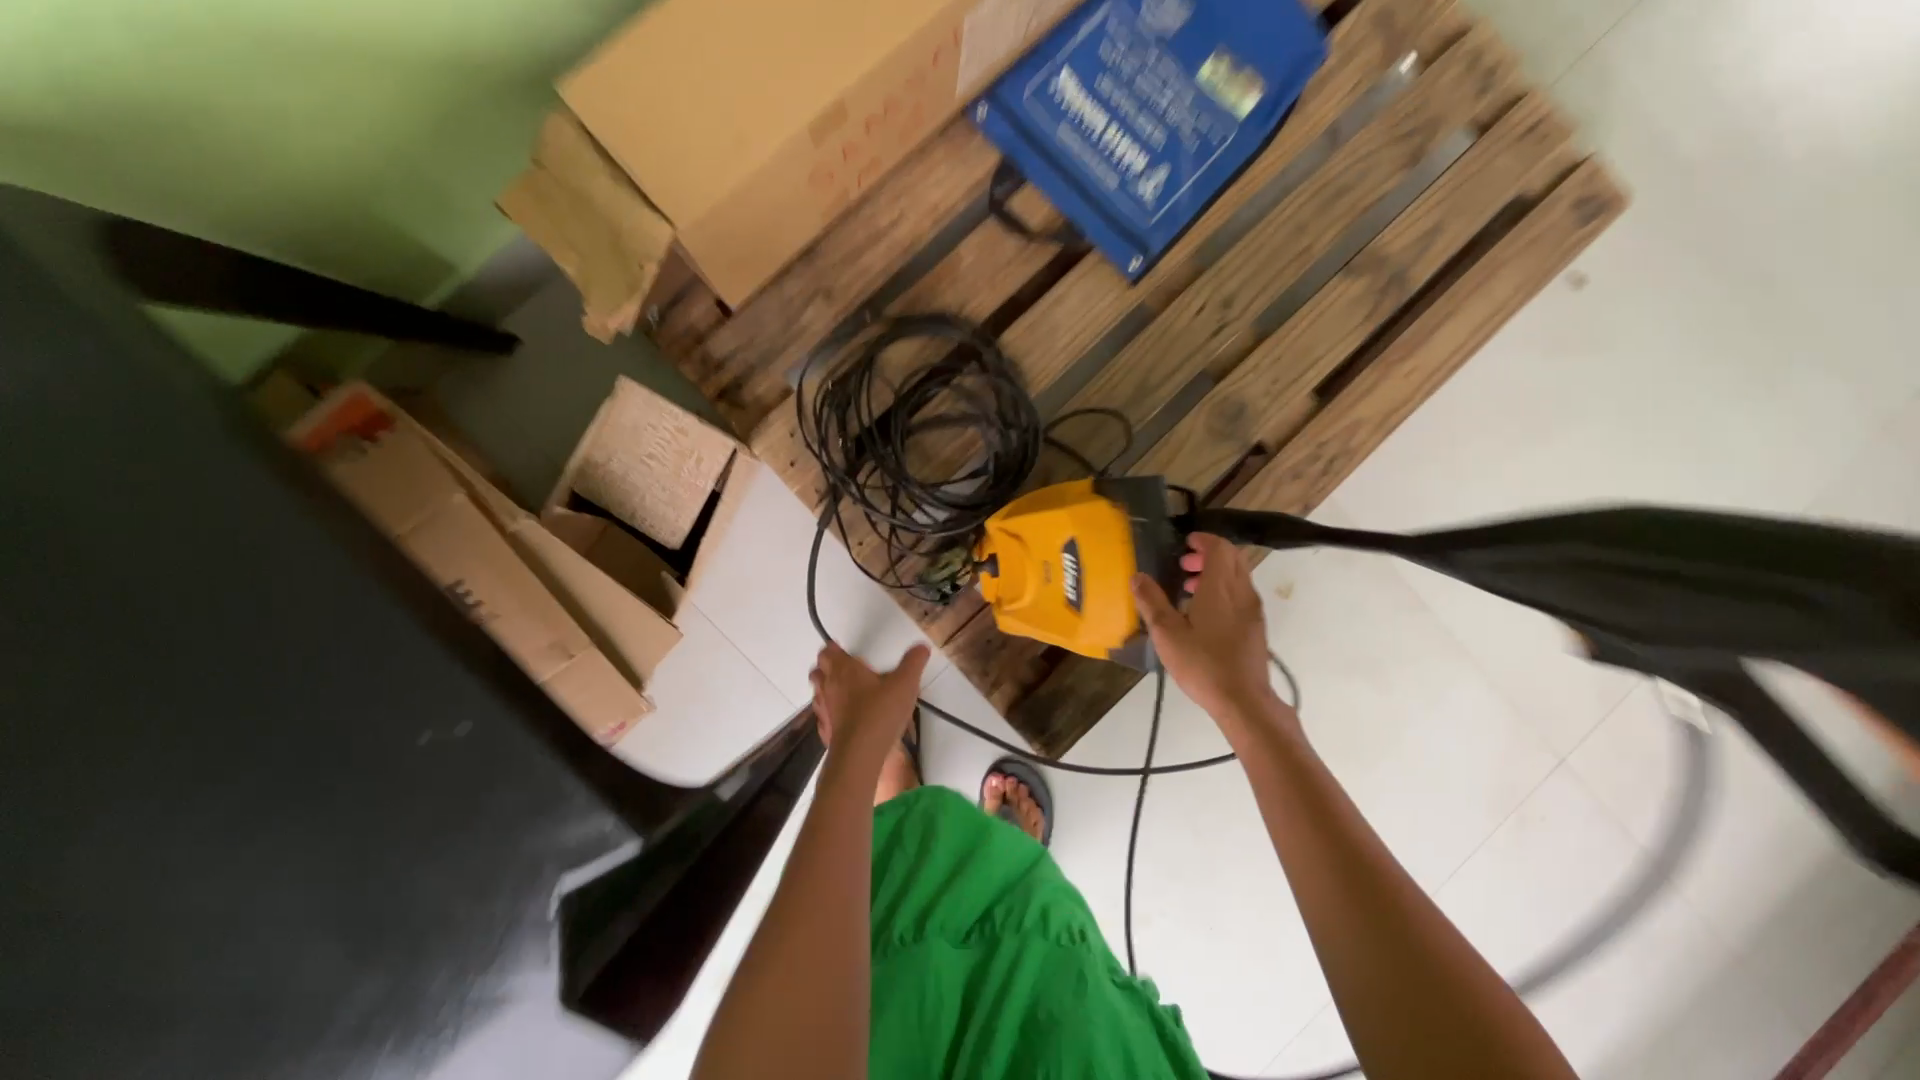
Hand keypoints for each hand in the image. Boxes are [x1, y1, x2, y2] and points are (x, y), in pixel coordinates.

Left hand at [809, 643, 929, 762]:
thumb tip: (921, 646)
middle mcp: (829, 687)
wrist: (860, 754)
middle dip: (826, 667)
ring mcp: (824, 711)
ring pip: (817, 693)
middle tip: (841, 668)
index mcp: (844, 670)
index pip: (828, 652)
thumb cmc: (880, 712)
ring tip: (841, 691)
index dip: (833, 649)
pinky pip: (822, 717)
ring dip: (825, 689)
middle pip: (818, 671)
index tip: (840, 648)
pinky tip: (841, 718)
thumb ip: (913, 663)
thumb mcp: (905, 684)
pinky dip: (829, 713)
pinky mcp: (825, 731)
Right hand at [1132, 534, 1295, 737]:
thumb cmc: (1202, 664)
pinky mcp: (1256, 626)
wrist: (1243, 700)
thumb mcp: (1167, 634)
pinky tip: (1205, 615)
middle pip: (1233, 558)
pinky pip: (1242, 594)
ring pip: (1239, 576)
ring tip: (1189, 589)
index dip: (1203, 540)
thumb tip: (1137, 577)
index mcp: (1220, 588)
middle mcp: (1242, 592)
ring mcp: (1253, 610)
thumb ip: (1152, 602)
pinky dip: (1224, 590)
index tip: (1185, 544)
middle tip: (1184, 566)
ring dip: (1216, 574)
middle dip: (1209, 555)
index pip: (1219, 547)